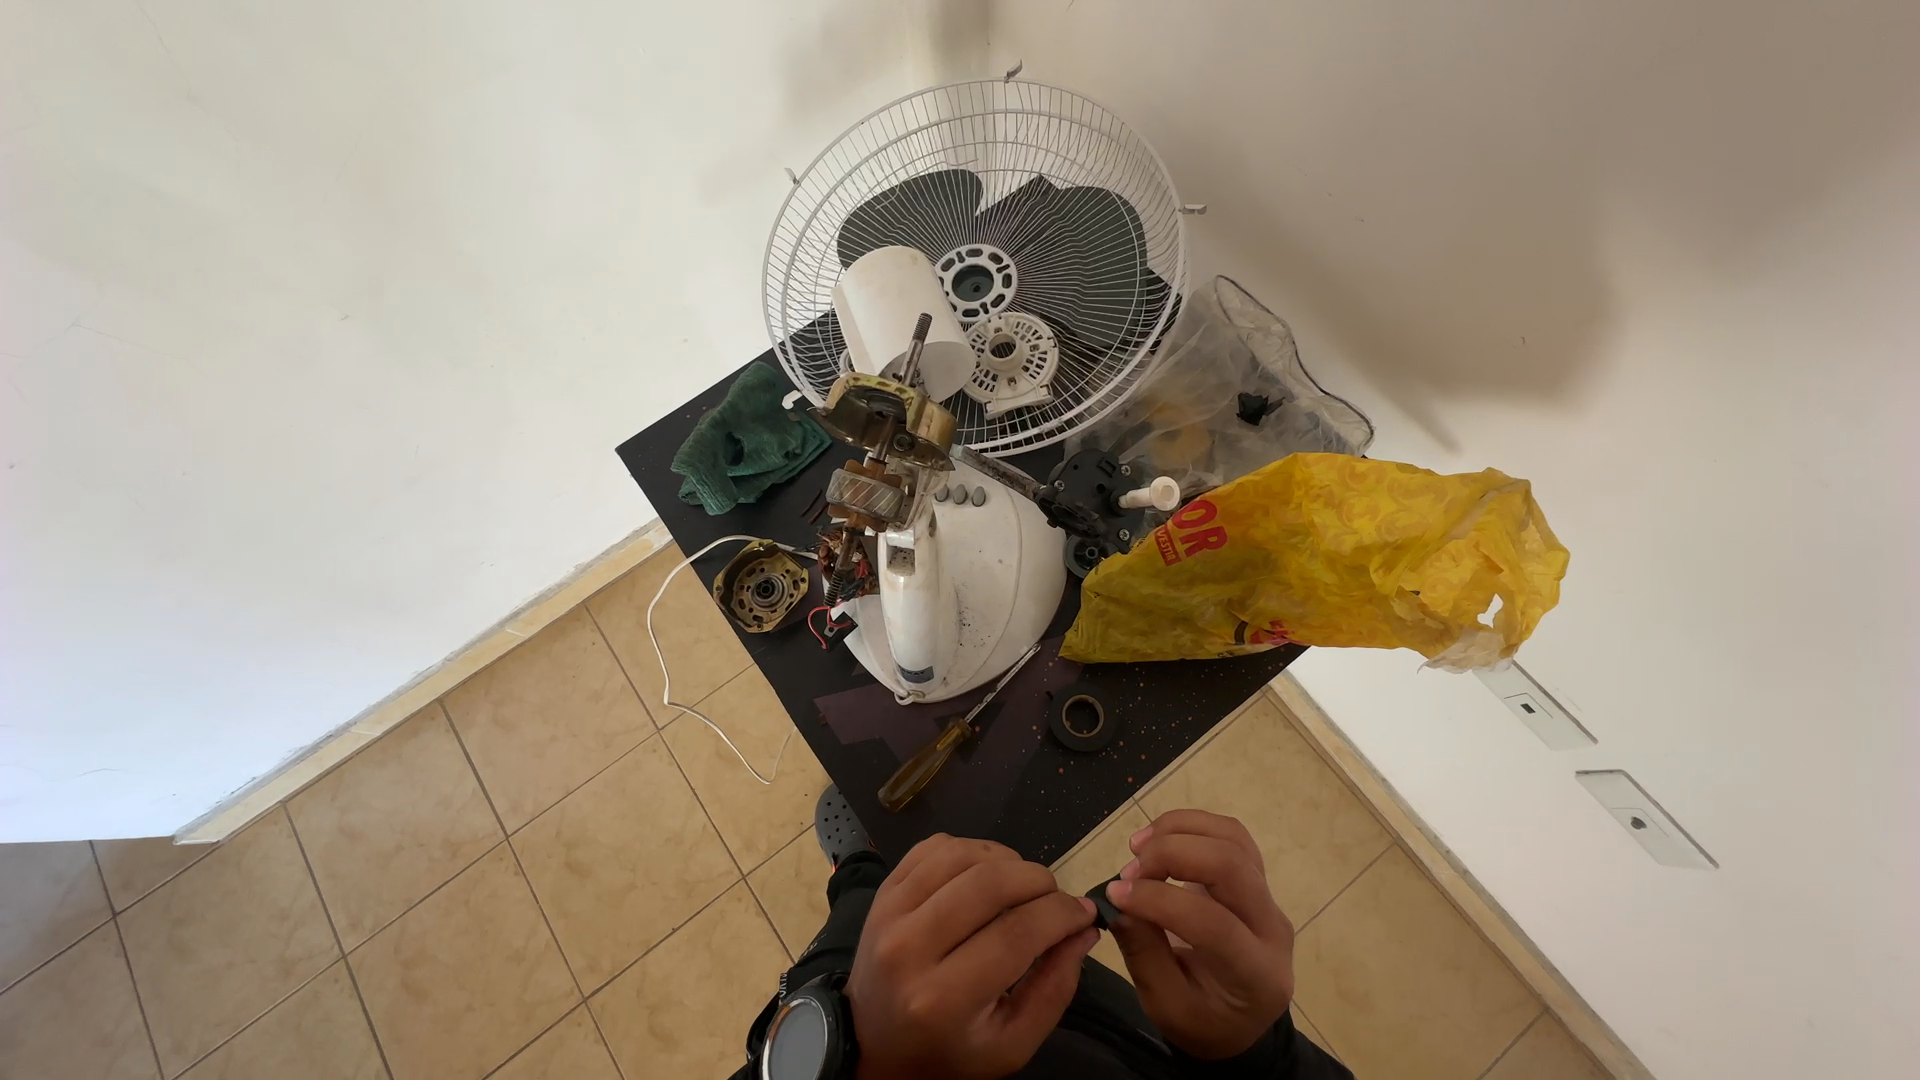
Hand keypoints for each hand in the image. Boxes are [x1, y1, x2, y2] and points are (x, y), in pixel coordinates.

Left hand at [848, 834, 1098, 1078]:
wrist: (872, 1042)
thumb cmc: (948, 1049)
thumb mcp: (1010, 1044)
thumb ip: (1054, 988)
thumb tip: (1085, 928)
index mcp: (942, 999)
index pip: (1015, 934)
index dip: (1060, 914)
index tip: (1084, 911)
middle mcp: (909, 947)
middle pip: (989, 884)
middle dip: (1038, 880)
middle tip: (1056, 896)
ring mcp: (891, 911)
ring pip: (962, 855)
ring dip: (1007, 859)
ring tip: (1023, 883)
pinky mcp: (884, 889)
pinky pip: (935, 846)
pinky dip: (972, 849)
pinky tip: (986, 871)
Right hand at [1105, 809, 1294, 1059]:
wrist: (1239, 1021)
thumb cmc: (1202, 1020)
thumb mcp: (1166, 1007)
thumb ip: (1144, 954)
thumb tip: (1119, 902)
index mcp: (1256, 974)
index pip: (1213, 922)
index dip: (1159, 900)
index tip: (1115, 894)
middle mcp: (1272, 928)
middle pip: (1231, 864)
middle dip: (1170, 854)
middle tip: (1130, 870)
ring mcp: (1268, 897)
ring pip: (1232, 837)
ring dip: (1179, 830)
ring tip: (1139, 847)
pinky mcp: (1255, 877)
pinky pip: (1229, 834)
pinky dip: (1188, 825)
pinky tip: (1157, 839)